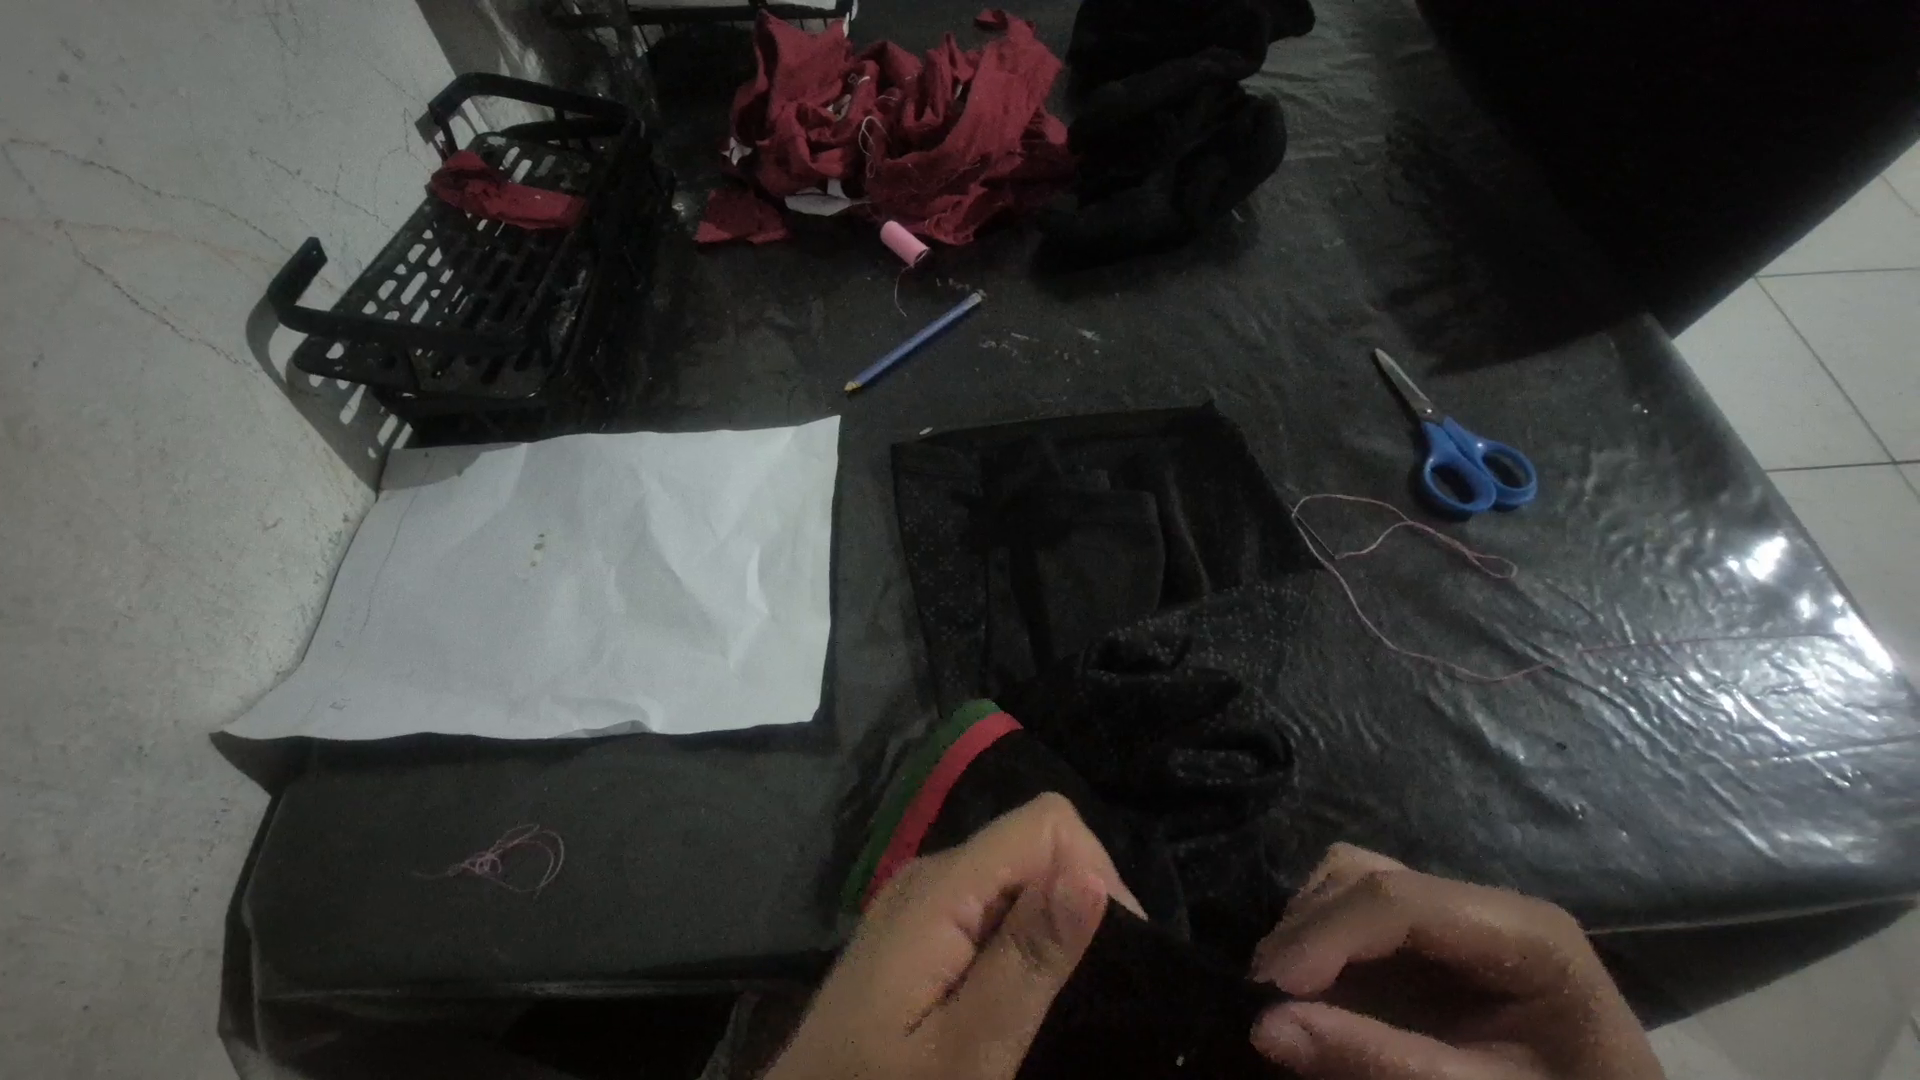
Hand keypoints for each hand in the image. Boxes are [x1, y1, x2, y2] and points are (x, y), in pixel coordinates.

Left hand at [766, 794, 1143, 1079]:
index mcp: (941, 888)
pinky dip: (1021, 939)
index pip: (1045, 823)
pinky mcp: (918, 929)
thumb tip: (1093, 873)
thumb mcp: (967, 1052)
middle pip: (1033, 844)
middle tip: (1085, 993)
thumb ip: (1028, 959)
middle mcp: (930, 874)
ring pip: (1016, 875)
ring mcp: (920, 900)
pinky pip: (990, 905)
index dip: (1093, 872)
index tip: (1114, 954)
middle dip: (1075, 901)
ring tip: (1057, 1001)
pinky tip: (1018, 996)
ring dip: (1051, 926)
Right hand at [1247, 844, 1662, 1079]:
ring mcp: (1456, 910)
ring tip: (1285, 988)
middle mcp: (1485, 902)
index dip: (1325, 934)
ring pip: (1352, 878)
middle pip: (1367, 879)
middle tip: (1263, 993)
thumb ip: (1378, 1062)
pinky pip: (1355, 905)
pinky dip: (1320, 933)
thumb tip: (1264, 1027)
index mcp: (1524, 933)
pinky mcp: (1432, 932)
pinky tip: (1310, 978)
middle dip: (1306, 930)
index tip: (1270, 985)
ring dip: (1307, 925)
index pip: (1398, 901)